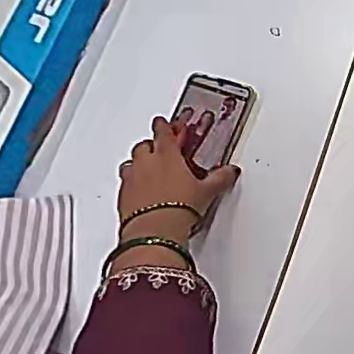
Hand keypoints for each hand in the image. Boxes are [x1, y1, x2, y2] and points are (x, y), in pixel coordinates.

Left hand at [112, 116, 241, 271]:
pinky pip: (125, 183)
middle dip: (150, 146)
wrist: (156, 231)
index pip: (163, 133)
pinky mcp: (123, 197)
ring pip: (131, 163)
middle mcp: (145, 164)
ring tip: (148, 171)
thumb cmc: (178, 207)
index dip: (163, 126)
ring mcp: (131, 179)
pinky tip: (141, 193)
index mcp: (166, 156)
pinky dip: (132, 184)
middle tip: (158, 150)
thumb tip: (230, 172)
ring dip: (138, 164)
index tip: (162, 123)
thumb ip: (220, 178)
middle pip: (143, 146)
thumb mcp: (208, 191)